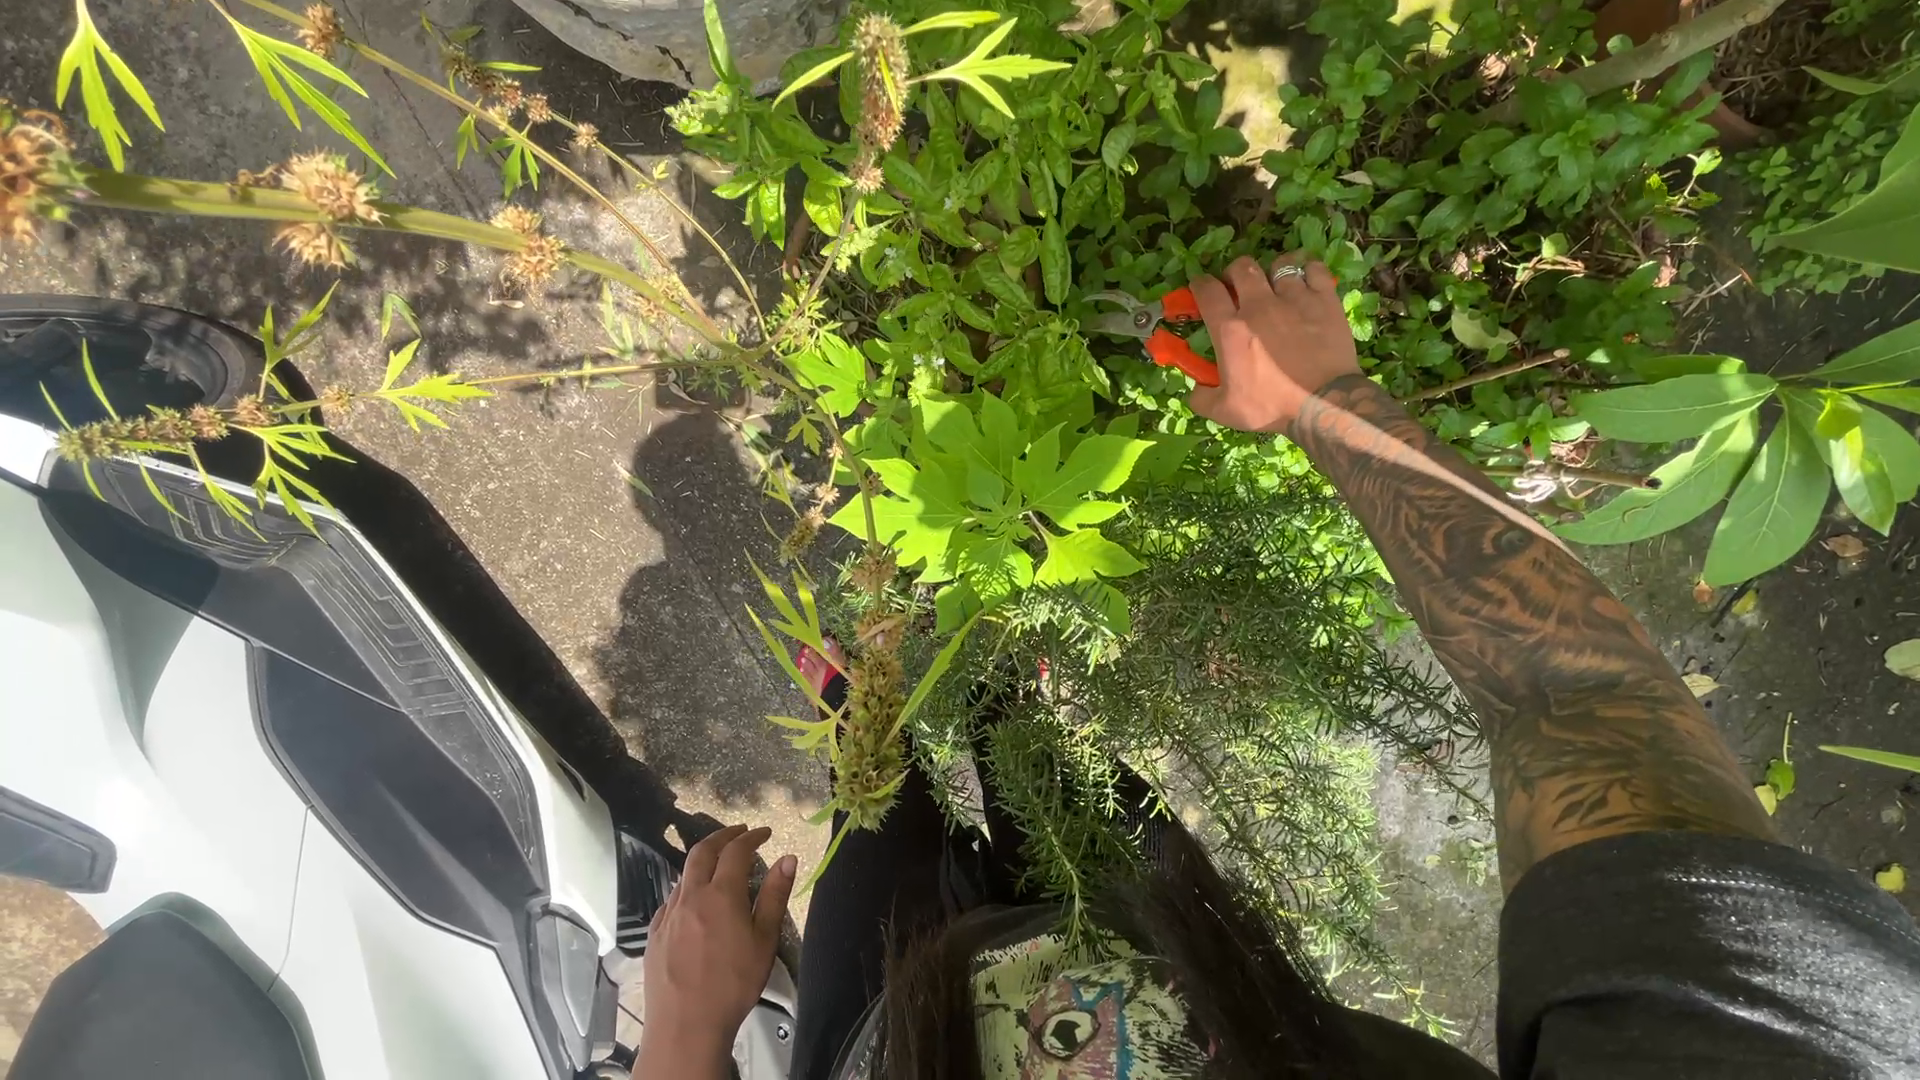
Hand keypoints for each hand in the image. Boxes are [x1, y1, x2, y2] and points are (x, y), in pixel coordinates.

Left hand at [636, 824, 795, 1077]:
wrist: (685, 1028)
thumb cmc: (733, 984)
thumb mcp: (764, 940)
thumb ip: (775, 896)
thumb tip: (788, 858)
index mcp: (721, 894)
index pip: (736, 851)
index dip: (752, 836)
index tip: (766, 832)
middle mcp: (691, 896)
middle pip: (702, 851)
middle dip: (723, 836)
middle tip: (740, 832)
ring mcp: (668, 915)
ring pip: (684, 874)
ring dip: (704, 860)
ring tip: (720, 864)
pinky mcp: (654, 935)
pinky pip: (671, 899)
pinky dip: (687, 886)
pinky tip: (695, 901)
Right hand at [1187, 254, 1359, 434]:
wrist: (1322, 402)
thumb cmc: (1270, 406)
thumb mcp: (1224, 411)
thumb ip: (1201, 397)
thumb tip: (1196, 388)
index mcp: (1230, 329)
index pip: (1207, 291)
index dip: (1199, 284)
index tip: (1200, 288)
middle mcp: (1259, 305)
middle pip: (1241, 267)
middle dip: (1234, 272)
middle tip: (1237, 287)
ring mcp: (1295, 298)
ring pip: (1279, 264)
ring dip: (1272, 272)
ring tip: (1275, 285)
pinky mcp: (1324, 298)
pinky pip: (1314, 268)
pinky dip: (1307, 271)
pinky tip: (1305, 282)